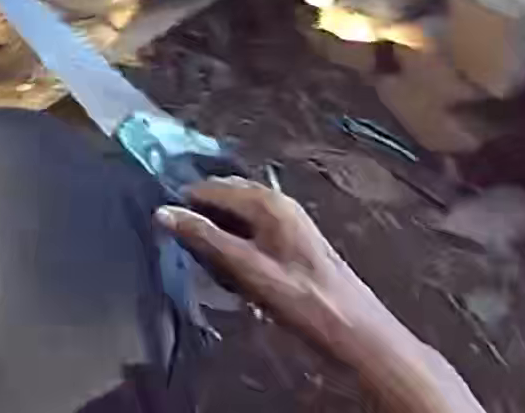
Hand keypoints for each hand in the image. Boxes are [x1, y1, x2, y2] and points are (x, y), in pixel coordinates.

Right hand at [156, 179, 484, 412]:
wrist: (363, 337)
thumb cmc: (303, 300)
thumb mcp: (247, 269)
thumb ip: (204, 237)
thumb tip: (161, 212)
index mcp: (263, 199)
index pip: (205, 187)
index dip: (185, 207)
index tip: (170, 230)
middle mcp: (274, 197)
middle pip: (220, 194)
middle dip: (201, 215)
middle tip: (191, 246)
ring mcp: (287, 214)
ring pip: (235, 209)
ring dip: (218, 227)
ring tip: (212, 258)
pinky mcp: (293, 233)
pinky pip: (250, 222)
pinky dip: (235, 235)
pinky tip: (235, 262)